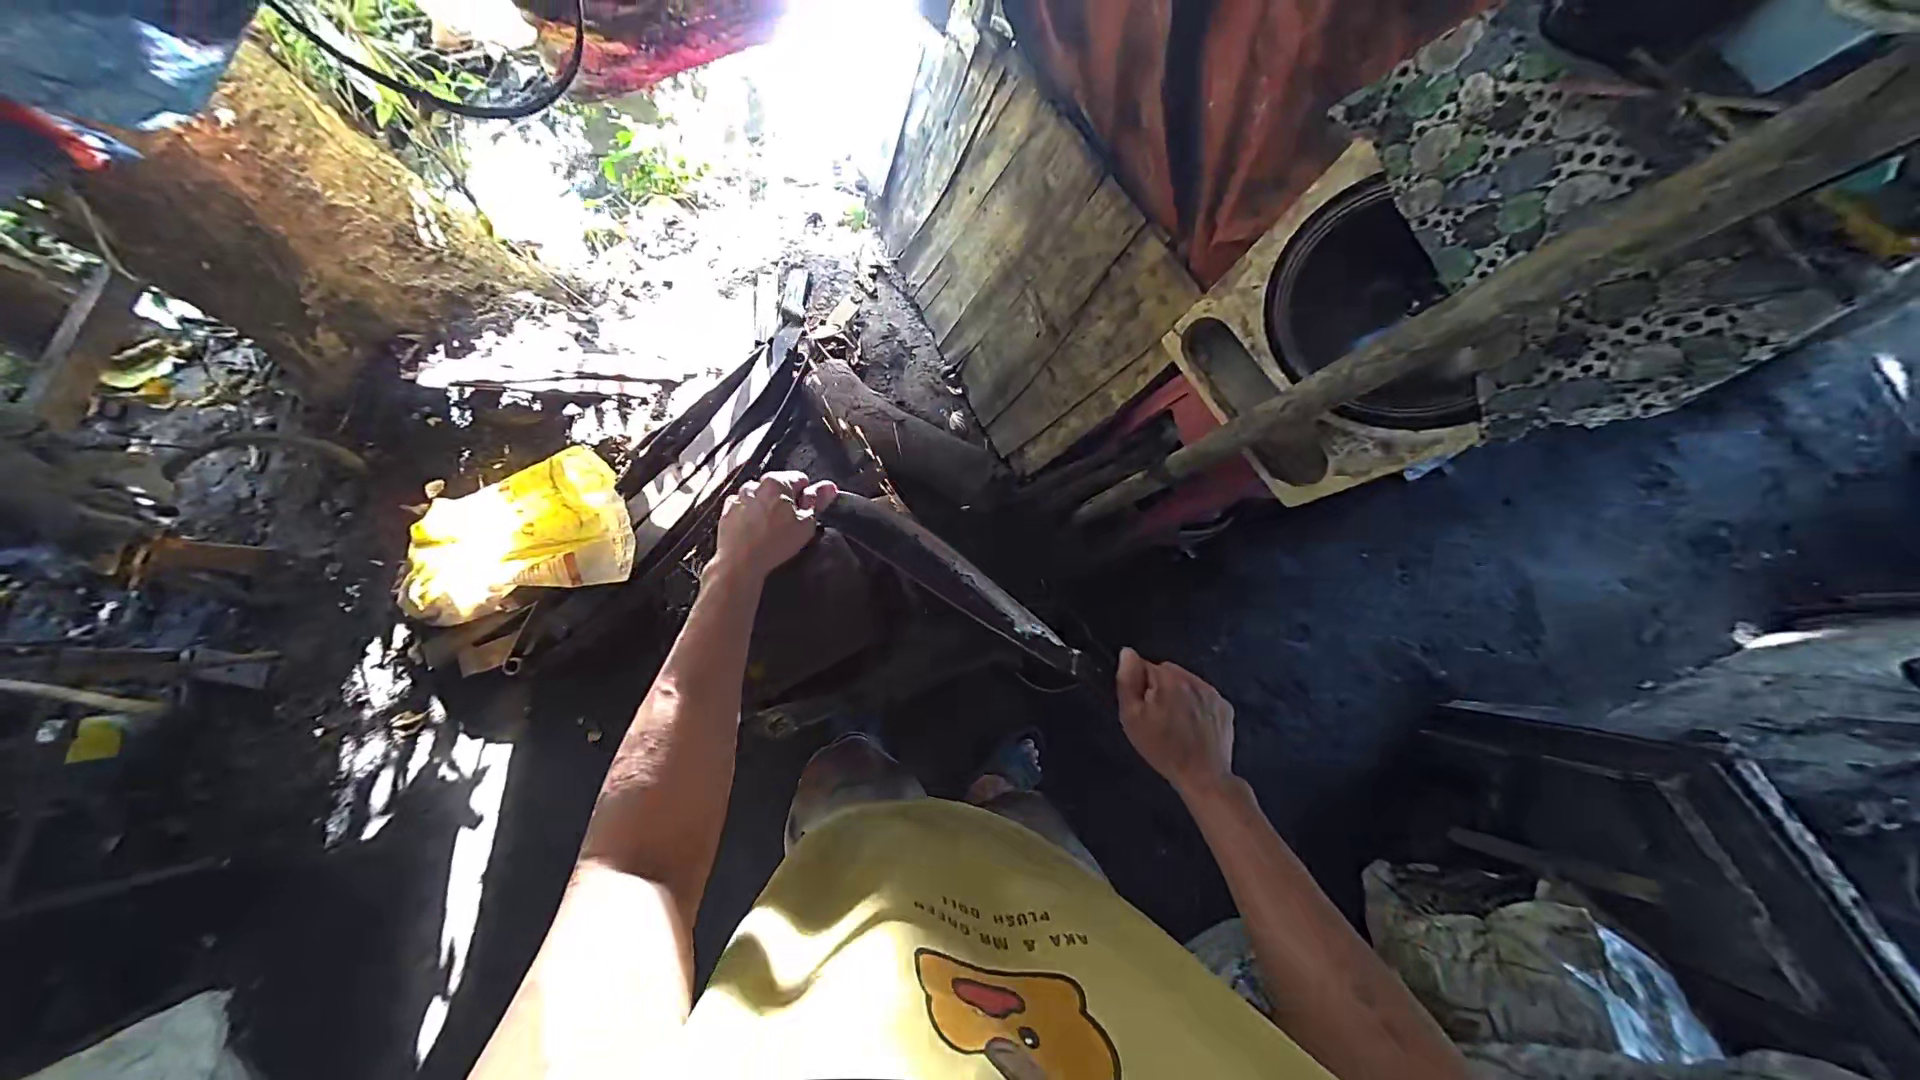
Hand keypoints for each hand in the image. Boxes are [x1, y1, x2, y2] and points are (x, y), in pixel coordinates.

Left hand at [709, 471, 837, 583]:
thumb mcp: (806, 524)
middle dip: (786, 502)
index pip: (800, 479)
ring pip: (760, 498)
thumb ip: (817, 501)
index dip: (807, 495)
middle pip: (778, 488)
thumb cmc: (773, 543)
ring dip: (767, 509)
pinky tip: (756, 534)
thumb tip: (828, 487)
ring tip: (772, 531)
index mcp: (776, 482)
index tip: (807, 510)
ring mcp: (738, 498)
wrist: (739, 563)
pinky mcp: (727, 513)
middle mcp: (754, 485)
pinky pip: (744, 510)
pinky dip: (751, 518)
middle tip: (791, 524)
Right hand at [1116, 647, 1234, 796]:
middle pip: (1166, 672)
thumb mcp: (1131, 717)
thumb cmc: (1162, 748)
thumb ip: (1127, 681)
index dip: (1139, 686)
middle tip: (1156, 717)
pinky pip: (1203, 696)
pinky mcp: (1225, 707)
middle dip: (1159, 688)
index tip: (1142, 707)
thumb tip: (1128, 653)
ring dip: (1178, 695)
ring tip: (1175, 724)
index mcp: (1168, 679)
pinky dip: (1196, 705)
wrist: (1202, 777)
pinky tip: (1192, 727)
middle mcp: (1193, 679)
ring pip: (1186, 683)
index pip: (1144, 666)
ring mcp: (1212, 693)